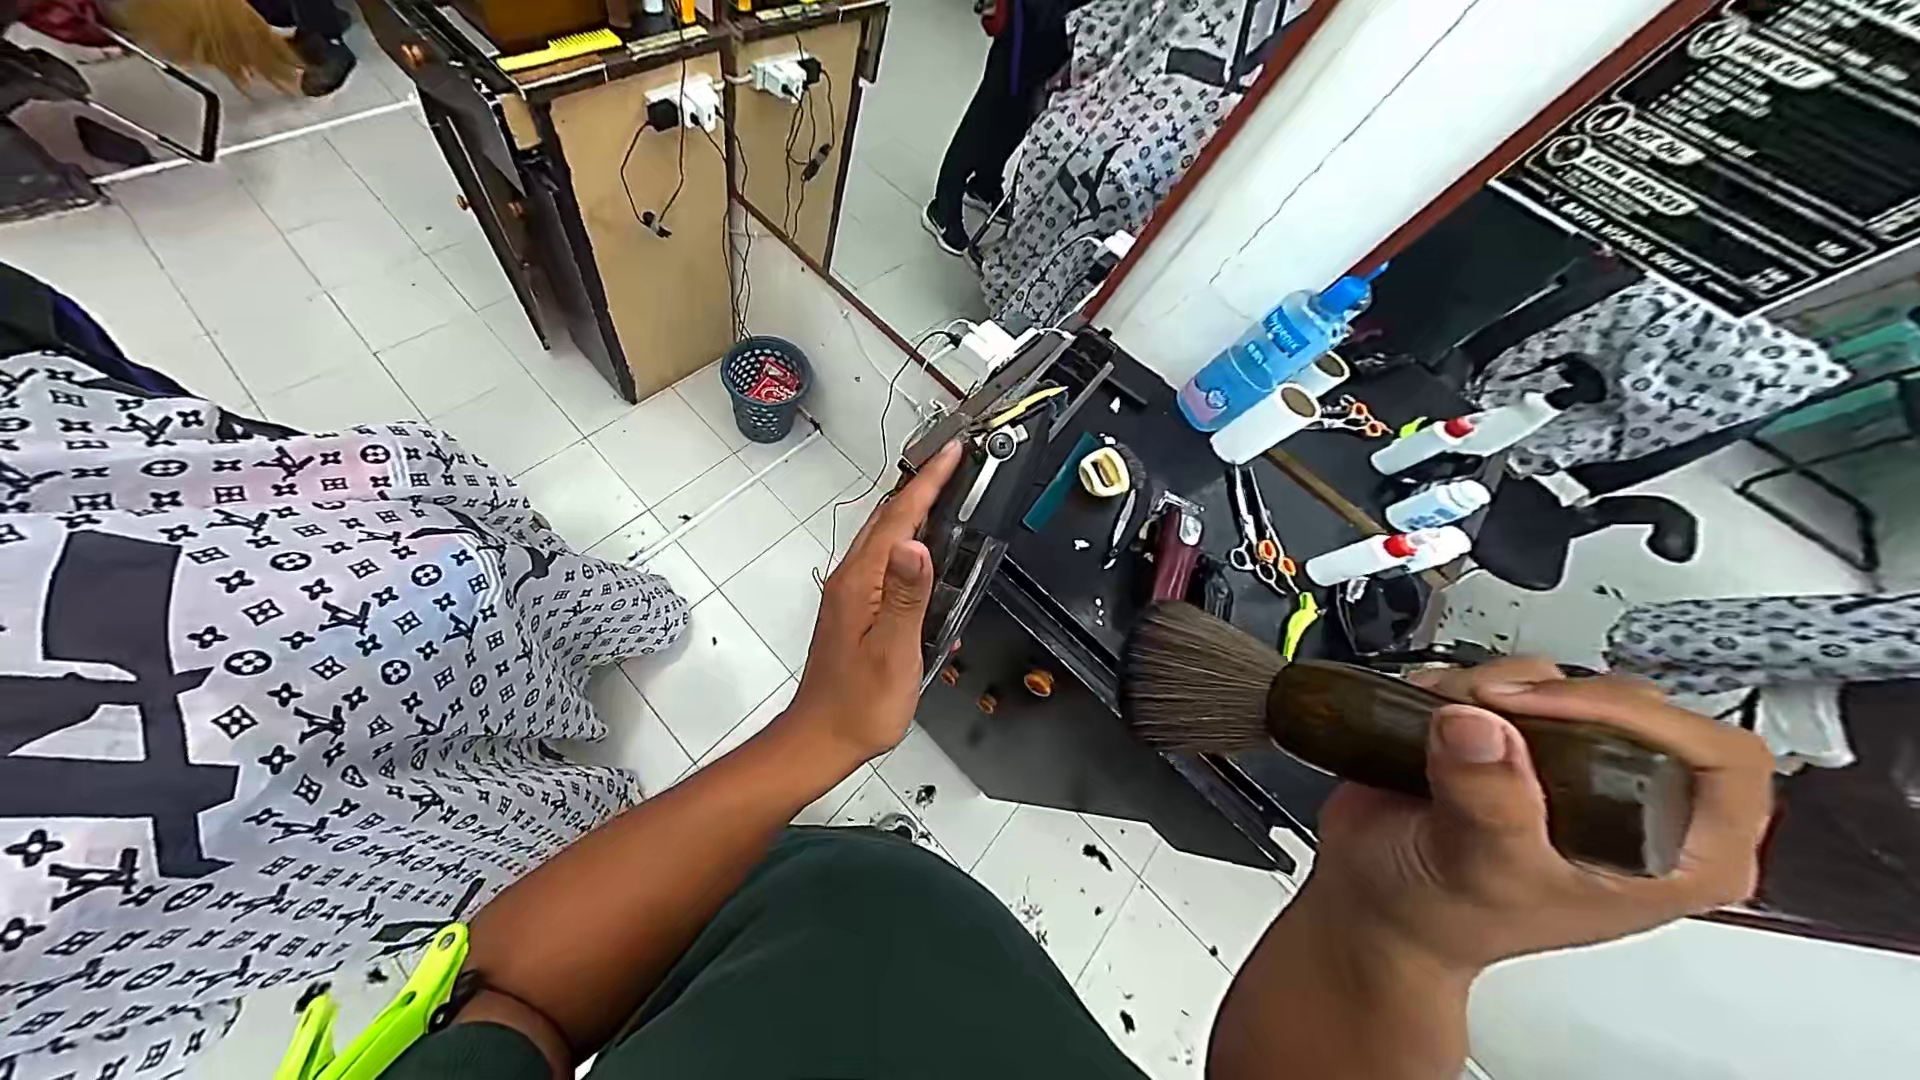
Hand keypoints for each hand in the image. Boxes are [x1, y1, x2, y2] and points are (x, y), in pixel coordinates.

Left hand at [781, 440, 962, 766]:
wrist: (823, 737)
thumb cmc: (859, 704)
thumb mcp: (893, 651)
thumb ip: (907, 596)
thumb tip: (917, 545)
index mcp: (861, 582)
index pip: (899, 518)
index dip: (929, 483)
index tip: (951, 454)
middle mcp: (852, 580)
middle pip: (889, 519)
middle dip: (922, 487)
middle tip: (952, 465)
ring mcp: (852, 594)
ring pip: (886, 538)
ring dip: (915, 513)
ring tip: (945, 496)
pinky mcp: (857, 609)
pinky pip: (886, 563)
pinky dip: (909, 545)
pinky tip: (927, 554)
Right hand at [1305, 655, 1774, 974]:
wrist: (1374, 898)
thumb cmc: (1444, 913)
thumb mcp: (1479, 871)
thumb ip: (1489, 804)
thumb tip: (1479, 726)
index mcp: (1669, 850)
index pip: (1712, 755)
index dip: (1632, 717)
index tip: (1535, 708)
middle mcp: (1620, 798)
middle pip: (1624, 704)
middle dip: (1544, 695)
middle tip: (1487, 709)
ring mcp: (1552, 764)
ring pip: (1549, 682)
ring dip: (1485, 687)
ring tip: (1444, 725)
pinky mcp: (1495, 739)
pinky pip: (1487, 682)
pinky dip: (1451, 685)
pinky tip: (1428, 717)